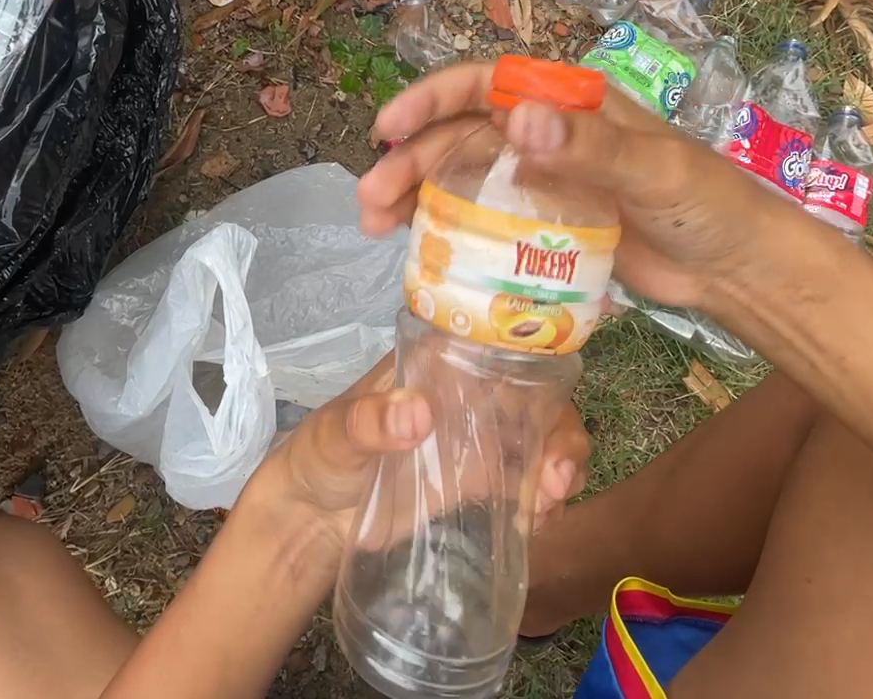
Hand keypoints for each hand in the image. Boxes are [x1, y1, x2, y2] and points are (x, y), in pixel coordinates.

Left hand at [242, 352, 591, 552]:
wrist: (313, 516)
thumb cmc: (320, 455)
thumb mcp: (336, 433)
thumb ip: (368, 421)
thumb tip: (417, 412)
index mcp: (432, 364)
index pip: (495, 350)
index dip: (534, 370)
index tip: (548, 408)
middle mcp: (461, 395)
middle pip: (531, 396)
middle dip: (559, 430)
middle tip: (558, 478)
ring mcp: (471, 438)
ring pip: (537, 437)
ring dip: (559, 464)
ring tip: (550, 503)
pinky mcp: (475, 480)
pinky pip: (523, 481)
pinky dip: (543, 496)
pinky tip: (541, 522)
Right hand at [357, 60, 803, 308]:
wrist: (736, 268)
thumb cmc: (706, 204)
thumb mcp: (653, 171)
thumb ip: (589, 146)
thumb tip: (517, 119)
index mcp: (566, 102)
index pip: (483, 84)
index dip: (429, 100)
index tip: (387, 127)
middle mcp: (542, 134)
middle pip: (458, 136)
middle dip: (407, 160)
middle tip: (371, 200)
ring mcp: (537, 180)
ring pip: (459, 177)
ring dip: (414, 195)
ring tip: (378, 227)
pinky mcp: (539, 224)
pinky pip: (479, 218)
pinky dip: (445, 228)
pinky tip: (419, 248)